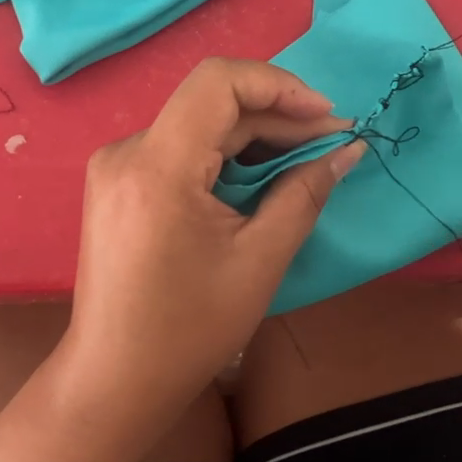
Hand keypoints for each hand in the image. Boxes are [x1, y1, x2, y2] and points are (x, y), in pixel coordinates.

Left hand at [60, 58, 363, 424]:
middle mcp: (126, 152)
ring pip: (197, 124)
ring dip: (253, 136)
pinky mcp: (117, 183)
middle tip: (331, 143)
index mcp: (157, 167)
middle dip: (276, 116)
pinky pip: (179, 148)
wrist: (115, 378)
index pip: (218, 83)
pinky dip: (223, 155)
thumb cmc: (189, 330)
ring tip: (303, 161)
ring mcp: (116, 166)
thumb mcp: (260, 261)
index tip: (326, 117)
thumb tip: (346, 150)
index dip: (279, 85)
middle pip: (211, 104)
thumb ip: (304, 194)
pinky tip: (258, 178)